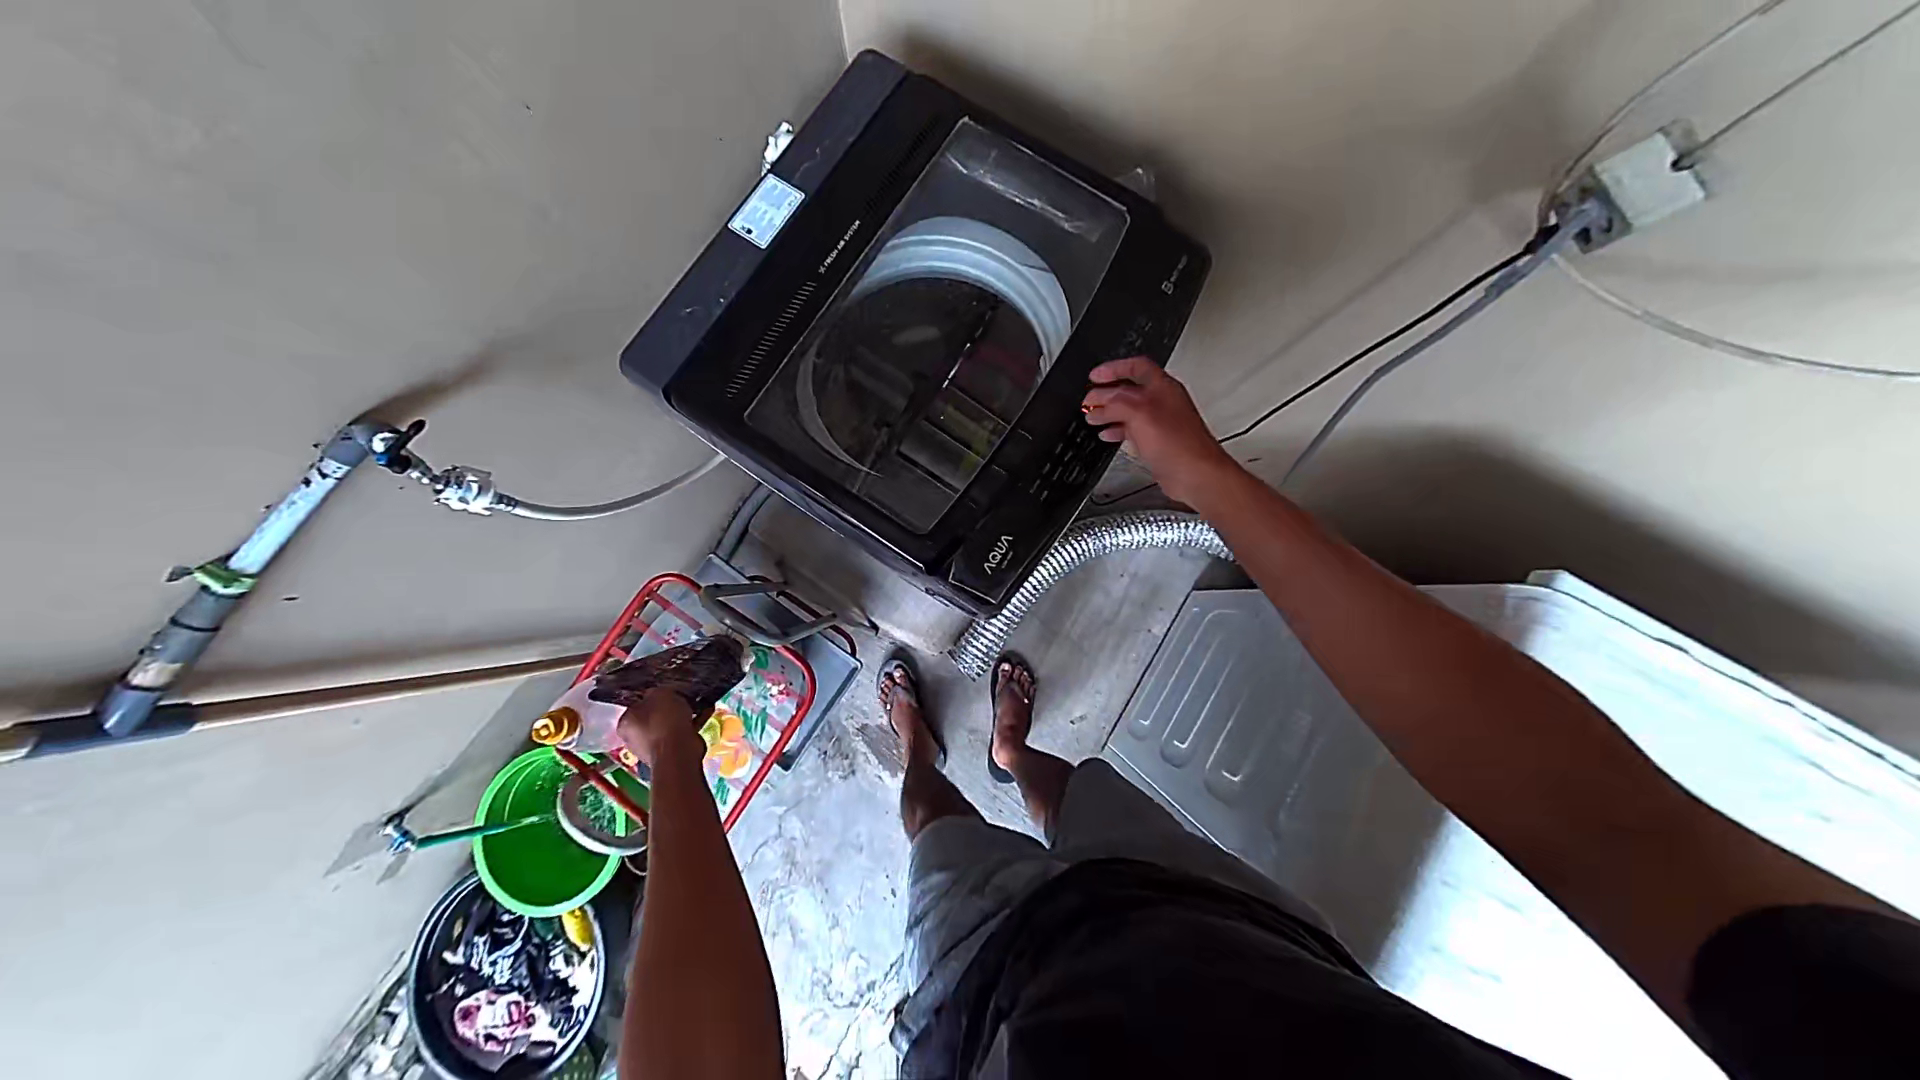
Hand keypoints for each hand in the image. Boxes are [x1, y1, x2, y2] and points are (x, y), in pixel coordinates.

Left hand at [616, 689, 700, 767]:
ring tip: (698, 702)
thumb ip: (658, 691)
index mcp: (625, 723)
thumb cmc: (663, 721)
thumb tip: (660, 694)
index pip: (636, 705)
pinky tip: (706, 711)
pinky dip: (694, 723)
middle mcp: (635, 738)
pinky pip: (683, 733)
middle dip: (669, 707)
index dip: (651, 696)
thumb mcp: (660, 693)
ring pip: (669, 726)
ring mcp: (654, 748)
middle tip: (682, 696)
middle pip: (653, 716)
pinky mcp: (672, 753)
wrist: (679, 750)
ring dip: (683, 715)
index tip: (666, 690)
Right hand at [1082, 356, 1237, 504]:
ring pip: (1130, 410)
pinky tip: (1108, 434)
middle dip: (1106, 392)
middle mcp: (1163, 402)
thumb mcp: (1139, 413)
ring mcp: (1162, 423)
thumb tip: (1100, 400)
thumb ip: (1116, 402)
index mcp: (1163, 387)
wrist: (1194, 475)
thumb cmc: (1178, 444)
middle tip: (1089, 399)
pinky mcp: (1158, 442)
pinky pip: (1133, 430)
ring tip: (1093, 415)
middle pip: (1130, 389)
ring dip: (1109, 412)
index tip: (1095, 376)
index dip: (1113, 368)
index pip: (1136, 367)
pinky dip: (1117, 429)